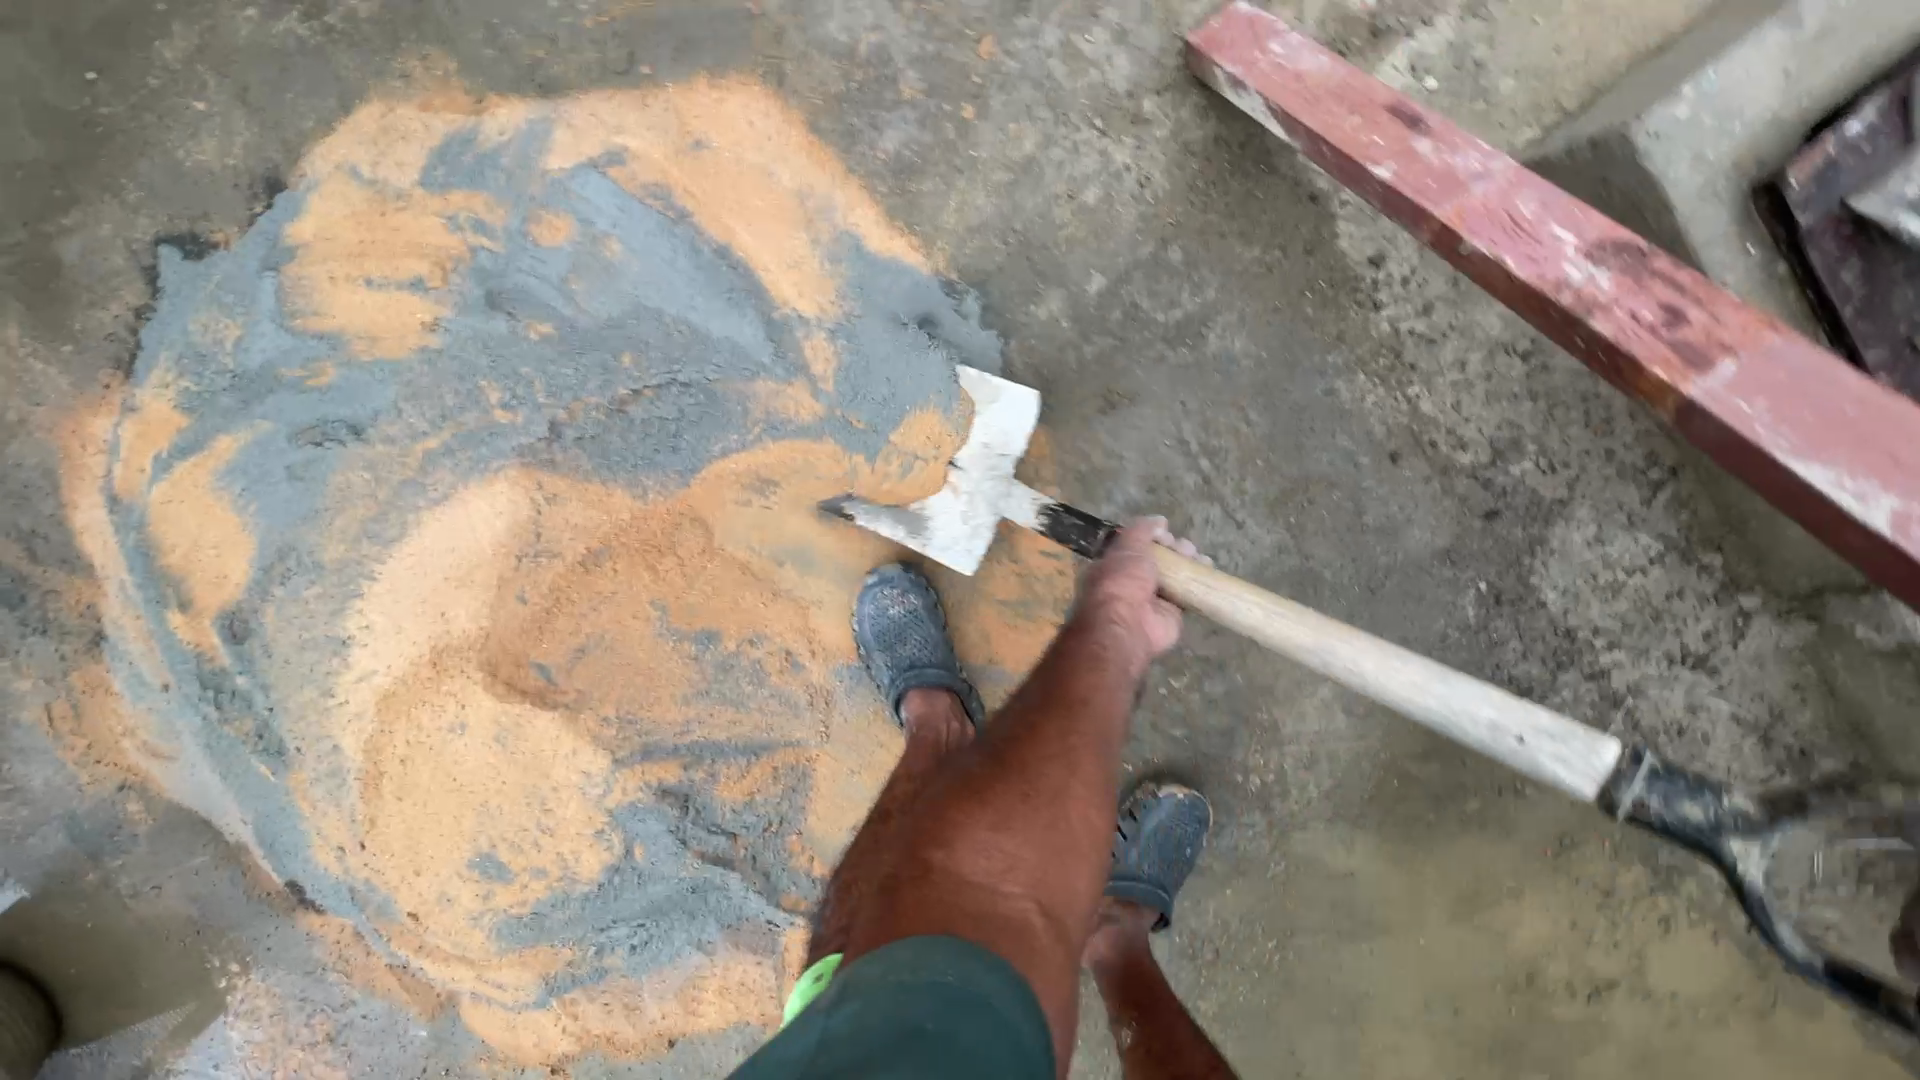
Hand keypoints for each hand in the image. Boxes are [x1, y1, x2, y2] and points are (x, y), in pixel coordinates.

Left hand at [1074, 516, 1206, 665]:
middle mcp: (1131, 582)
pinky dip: (1197, 582)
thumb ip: (1142, 530)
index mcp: (1113, 565)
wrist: (1129, 622)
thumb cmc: (1122, 579)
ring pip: (1173, 576)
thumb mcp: (1128, 545)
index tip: (1165, 532)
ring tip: (1198, 557)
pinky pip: (1185, 595)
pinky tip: (1207, 569)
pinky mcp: (1170, 614)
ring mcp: (1151, 599)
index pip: (1135, 547)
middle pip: (1157, 560)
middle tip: (1185, 547)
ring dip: (1187, 563)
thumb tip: (1159, 521)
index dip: (1152, 537)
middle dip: (1173, 549)